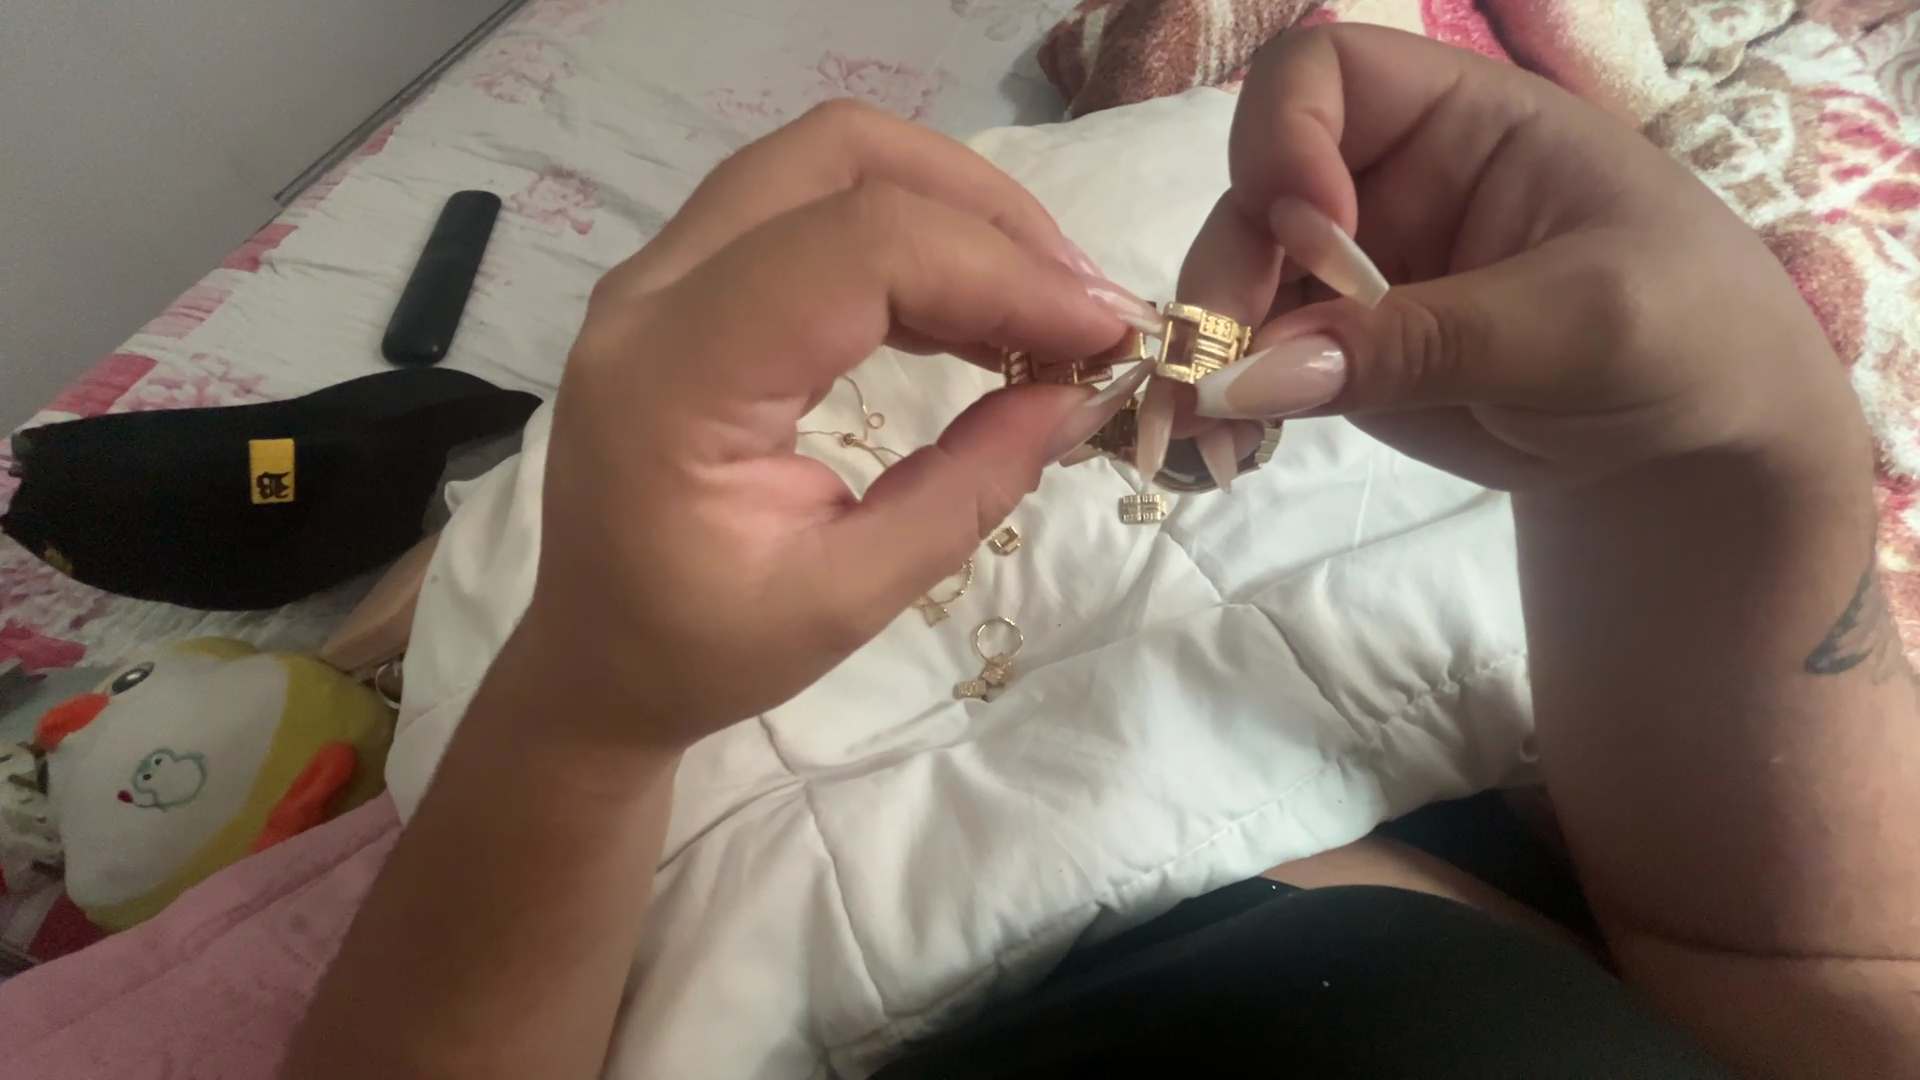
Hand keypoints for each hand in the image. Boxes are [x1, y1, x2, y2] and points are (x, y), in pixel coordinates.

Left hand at [522, 101, 1151, 747]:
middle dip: (985, 211)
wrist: (598, 656)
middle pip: (839, 157)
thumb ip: (967, 492)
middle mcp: (653, 294)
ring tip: (1042, 308)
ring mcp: (664, 279)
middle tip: (1074, 298)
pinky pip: (815, 219)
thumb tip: (1073, 398)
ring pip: (829, 167)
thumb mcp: (848, 599)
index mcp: (674, 379)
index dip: (1000, 272)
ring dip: (955, 219)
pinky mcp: (694, 292)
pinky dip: (915, 248)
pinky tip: (974, 317)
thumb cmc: (703, 652)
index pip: (857, 253)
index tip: (1101, 331)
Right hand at [1174, 24, 1865, 490]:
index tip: (1309, 242)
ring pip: (1229, 292)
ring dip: (1203, 362)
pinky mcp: (1323, 353)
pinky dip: (1221, 407)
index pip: (1321, 77)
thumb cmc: (1678, 344)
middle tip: (1214, 388)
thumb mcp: (1579, 326)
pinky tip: (1226, 453)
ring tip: (1208, 439)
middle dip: (1221, 293)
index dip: (1283, 141)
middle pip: (1248, 205)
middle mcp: (1377, 191)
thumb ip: (1416, 344)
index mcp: (1455, 125)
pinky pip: (1243, 364)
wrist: (1674, 446)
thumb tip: (1244, 380)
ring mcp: (1341, 279)